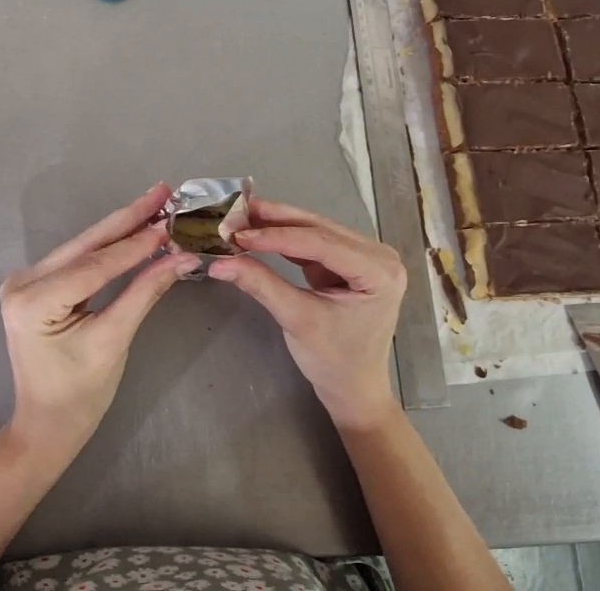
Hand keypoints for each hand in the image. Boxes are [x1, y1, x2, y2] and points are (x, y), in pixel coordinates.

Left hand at [0, 184, 198, 451]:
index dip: (136, 243)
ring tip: (156, 204)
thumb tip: (181, 258)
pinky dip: (109, 247)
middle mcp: (23, 282)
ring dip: (122, 228)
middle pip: (87, 245)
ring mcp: (26, 281)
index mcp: (33, 301)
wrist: (48, 424)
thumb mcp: (114, 340)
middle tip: (164, 191)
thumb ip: (144, 292)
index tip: (170, 222)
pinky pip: (79, 259)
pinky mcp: (37, 284)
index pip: (95, 265)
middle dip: (129, 218)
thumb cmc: (80, 393)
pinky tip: (134, 229)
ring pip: (84, 248)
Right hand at [208, 199, 405, 430]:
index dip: (278, 236)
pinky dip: (286, 239)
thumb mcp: (297, 320)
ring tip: (242, 216)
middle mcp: (379, 255)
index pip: (321, 243)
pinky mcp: (349, 261)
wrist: (354, 389)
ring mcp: (365, 256)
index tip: (240, 233)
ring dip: (279, 224)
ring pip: (316, 230)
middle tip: (237, 210)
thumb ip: (262, 285)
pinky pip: (315, 242)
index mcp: (379, 271)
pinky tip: (260, 231)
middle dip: (276, 220)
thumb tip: (220, 263)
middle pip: (320, 229)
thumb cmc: (334, 361)